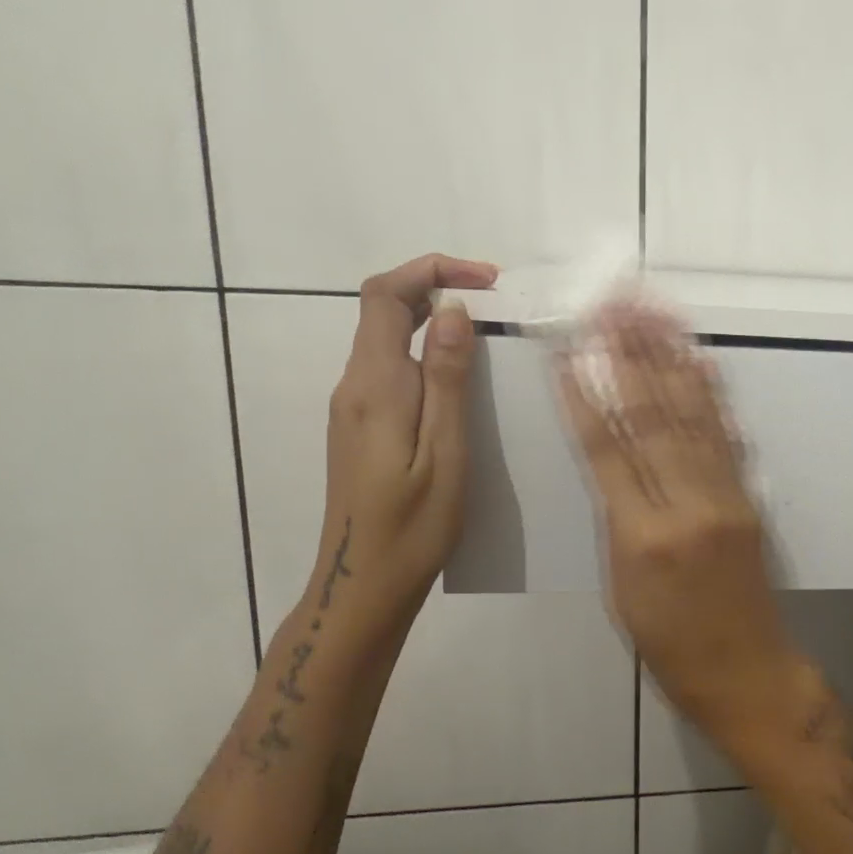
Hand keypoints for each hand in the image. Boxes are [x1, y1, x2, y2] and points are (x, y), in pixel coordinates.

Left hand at [316, 254, 497, 612]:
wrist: (364, 585)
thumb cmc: (414, 525)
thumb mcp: (444, 451)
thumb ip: (446, 378)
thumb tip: (451, 308)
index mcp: (375, 385)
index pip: (385, 294)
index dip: (433, 269)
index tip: (487, 280)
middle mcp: (355, 385)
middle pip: (384, 308)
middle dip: (438, 287)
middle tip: (499, 304)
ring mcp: (354, 406)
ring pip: (388, 337)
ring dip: (435, 320)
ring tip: (491, 338)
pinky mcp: (361, 425)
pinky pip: (392, 368)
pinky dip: (427, 352)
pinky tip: (464, 379)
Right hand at [556, 305, 800, 731]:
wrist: (746, 671)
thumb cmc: (668, 645)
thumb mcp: (620, 589)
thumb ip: (618, 520)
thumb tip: (612, 458)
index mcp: (642, 537)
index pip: (607, 449)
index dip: (586, 393)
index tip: (570, 347)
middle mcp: (687, 506)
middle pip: (652, 419)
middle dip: (630, 356)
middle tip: (614, 306)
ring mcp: (726, 497)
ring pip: (692, 417)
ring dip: (671, 360)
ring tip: (653, 314)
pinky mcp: (750, 498)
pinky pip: (727, 438)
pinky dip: (713, 396)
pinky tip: (700, 361)